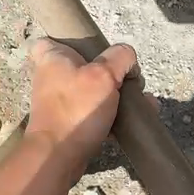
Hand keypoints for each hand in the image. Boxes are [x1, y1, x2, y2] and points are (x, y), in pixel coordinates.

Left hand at [23, 39, 136, 176]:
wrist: (58, 156)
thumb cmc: (77, 110)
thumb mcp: (105, 74)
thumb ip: (121, 57)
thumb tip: (129, 60)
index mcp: (52, 57)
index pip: (54, 38)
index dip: (76, 43)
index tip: (97, 54)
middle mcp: (52, 77)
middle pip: (86, 65)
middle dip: (112, 74)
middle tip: (127, 82)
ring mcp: (60, 101)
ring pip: (94, 90)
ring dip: (117, 96)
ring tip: (142, 103)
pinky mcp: (69, 122)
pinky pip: (95, 113)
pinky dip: (112, 116)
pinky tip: (133, 120)